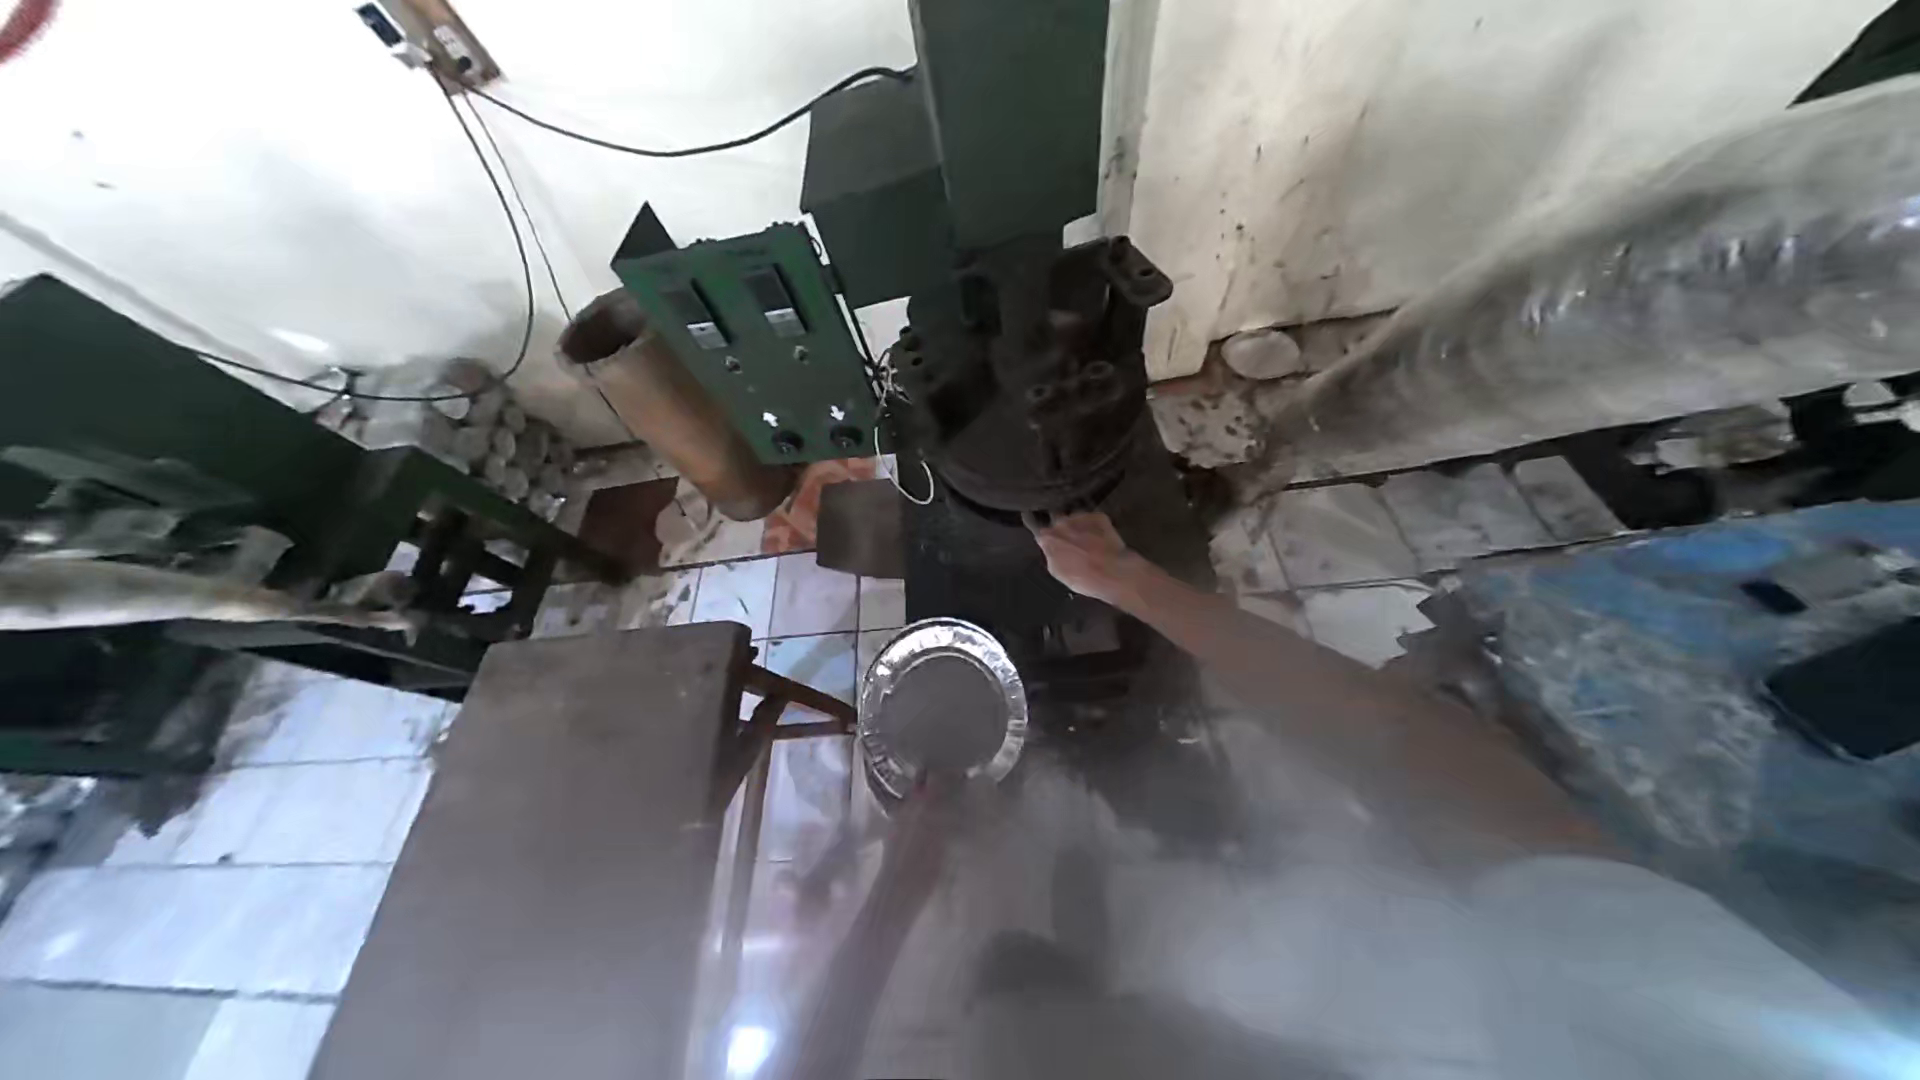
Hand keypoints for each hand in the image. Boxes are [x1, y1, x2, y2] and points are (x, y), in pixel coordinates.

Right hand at [1024, 510, 1155, 607]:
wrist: (1114, 572)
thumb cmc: (1083, 578)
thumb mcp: (1057, 572)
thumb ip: (1050, 554)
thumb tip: (1049, 547)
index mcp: (1047, 538)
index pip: (1032, 523)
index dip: (1030, 519)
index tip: (1028, 515)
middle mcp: (1061, 522)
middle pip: (1055, 519)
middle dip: (1059, 525)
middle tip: (1068, 538)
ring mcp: (1081, 517)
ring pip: (1074, 518)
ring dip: (1077, 525)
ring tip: (1087, 540)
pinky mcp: (1099, 516)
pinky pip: (1091, 518)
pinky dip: (1094, 525)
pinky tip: (1100, 538)